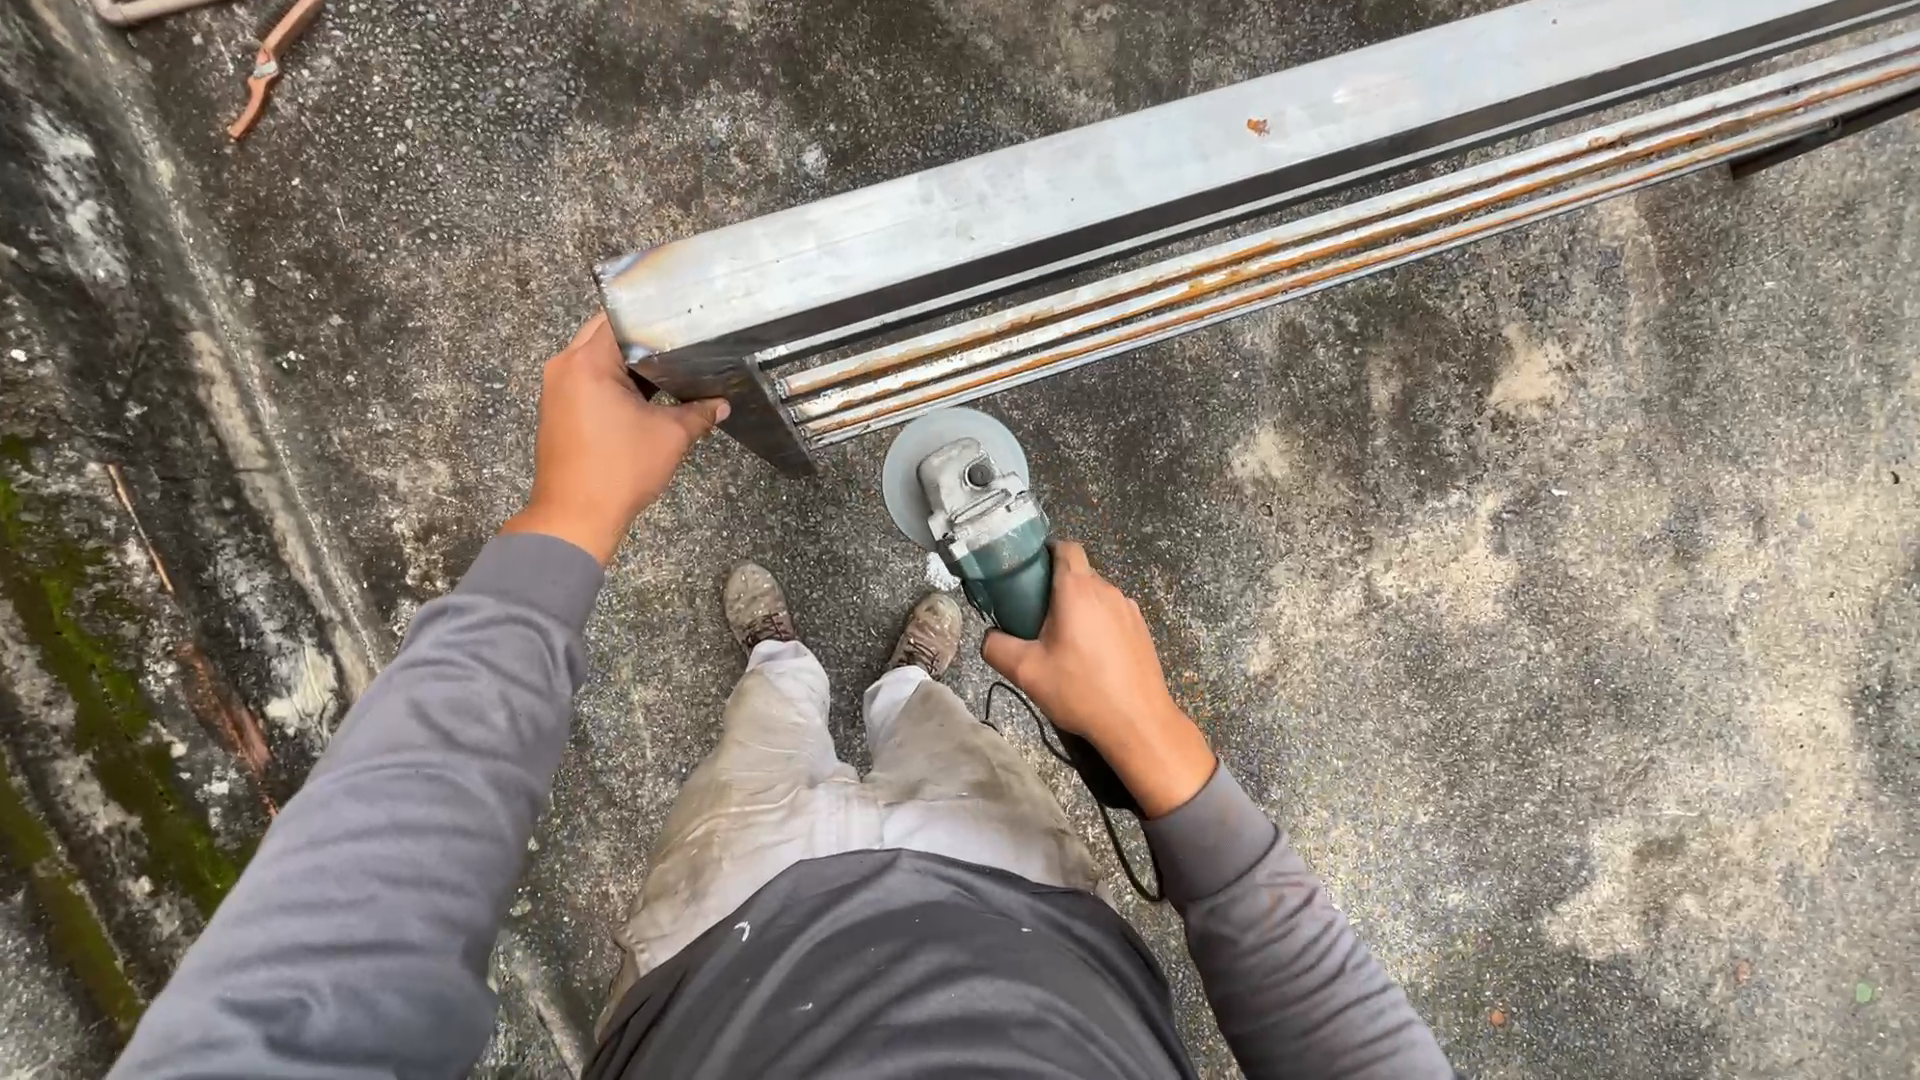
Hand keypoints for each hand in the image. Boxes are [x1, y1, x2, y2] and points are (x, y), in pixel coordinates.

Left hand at [500, 313, 728, 564]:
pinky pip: (589, 380)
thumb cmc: (619, 471)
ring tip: (669, 369)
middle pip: (606, 335)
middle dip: (642, 343)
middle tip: (680, 347)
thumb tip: (723, 404)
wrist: (576, 515)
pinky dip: (615, 382)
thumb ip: (699, 413)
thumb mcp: (670, 436)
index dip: (654, 321)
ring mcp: (557, 388)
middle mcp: (565, 367)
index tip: (683, 325)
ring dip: (629, 364)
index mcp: (587, 362)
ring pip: (596, 358)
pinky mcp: (559, 408)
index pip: (621, 320)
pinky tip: (647, 395)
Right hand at [982, 541, 1215, 817]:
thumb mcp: (1026, 672)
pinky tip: (1091, 658)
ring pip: (1096, 595)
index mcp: (1077, 590)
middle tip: (1036, 618)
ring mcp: (1129, 609)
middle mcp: (1107, 590)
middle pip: (1078, 573)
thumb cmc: (1081, 691)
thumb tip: (989, 636)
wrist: (1138, 723)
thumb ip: (996, 647)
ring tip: (1063, 643)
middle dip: (1056, 588)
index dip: (1046, 552)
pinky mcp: (1142, 629)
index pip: (1065, 548)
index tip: (1028, 574)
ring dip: (1078, 608)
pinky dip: (1098, 624)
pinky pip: (1113, 614)